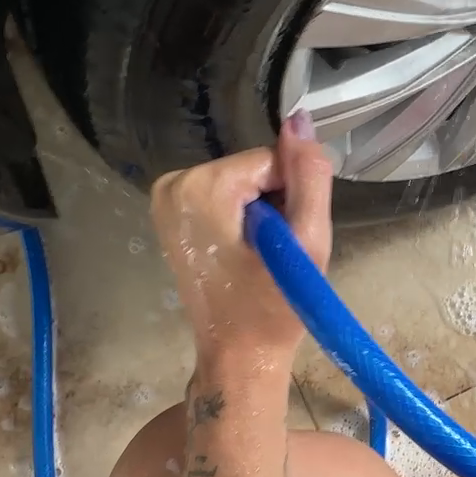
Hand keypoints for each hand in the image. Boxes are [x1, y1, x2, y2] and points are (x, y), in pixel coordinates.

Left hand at [149, 110, 332, 362]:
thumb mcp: (306, 242)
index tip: (288, 240)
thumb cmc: (276, 306)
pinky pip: (225, 196)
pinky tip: (247, 254)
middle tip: (278, 252)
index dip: (293, 198)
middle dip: (276, 205)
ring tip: (263, 257)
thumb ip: (309, 179)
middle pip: (254, 170)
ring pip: (243, 183)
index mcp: (202, 186)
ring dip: (263, 214)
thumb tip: (301, 121)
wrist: (239, 355)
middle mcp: (173, 183)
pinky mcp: (170, 215)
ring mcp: (165, 199)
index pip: (273, 161)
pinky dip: (244, 220)